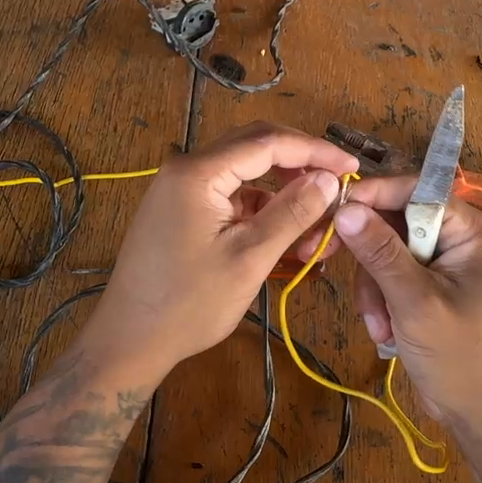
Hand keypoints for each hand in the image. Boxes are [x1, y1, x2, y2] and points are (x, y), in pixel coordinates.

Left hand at [83, 122, 357, 373]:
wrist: (130, 339)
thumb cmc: (189, 303)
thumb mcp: (249, 258)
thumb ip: (291, 213)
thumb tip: (329, 179)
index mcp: (198, 172)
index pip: (268, 143)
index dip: (315, 151)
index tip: (352, 168)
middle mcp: (186, 169)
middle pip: (255, 148)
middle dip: (300, 165)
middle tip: (338, 186)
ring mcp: (181, 189)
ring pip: (245, 174)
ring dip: (282, 192)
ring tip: (316, 223)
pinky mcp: (182, 210)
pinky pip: (230, 196)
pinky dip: (260, 210)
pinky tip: (285, 234)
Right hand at [329, 177, 481, 433]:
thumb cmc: (463, 358)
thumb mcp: (415, 302)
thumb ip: (380, 253)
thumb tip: (345, 208)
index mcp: (474, 232)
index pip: (417, 192)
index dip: (374, 197)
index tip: (332, 211)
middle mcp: (463, 241)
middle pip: (397, 223)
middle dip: (369, 257)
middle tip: (323, 261)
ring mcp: (449, 268)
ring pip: (390, 255)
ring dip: (375, 289)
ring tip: (379, 326)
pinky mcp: (435, 292)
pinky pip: (396, 280)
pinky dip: (384, 303)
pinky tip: (386, 333)